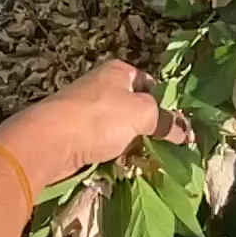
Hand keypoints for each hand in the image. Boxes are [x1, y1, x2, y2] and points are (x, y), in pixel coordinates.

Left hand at [0, 60, 189, 190]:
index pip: (151, 84)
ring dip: (130, 144)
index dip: (164, 105)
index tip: (175, 128)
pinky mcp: (74, 131)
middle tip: (161, 148)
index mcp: (119, 71)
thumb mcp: (142, 114)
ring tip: (141, 161)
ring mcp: (86, 108)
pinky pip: (102, 142)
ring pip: (119, 127)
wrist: (50, 140)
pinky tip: (118, 165)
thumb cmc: (100, 118)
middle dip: (147, 128)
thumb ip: (165, 121)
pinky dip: (111, 153)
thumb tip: (185, 130)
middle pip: (135, 107)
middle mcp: (102, 85)